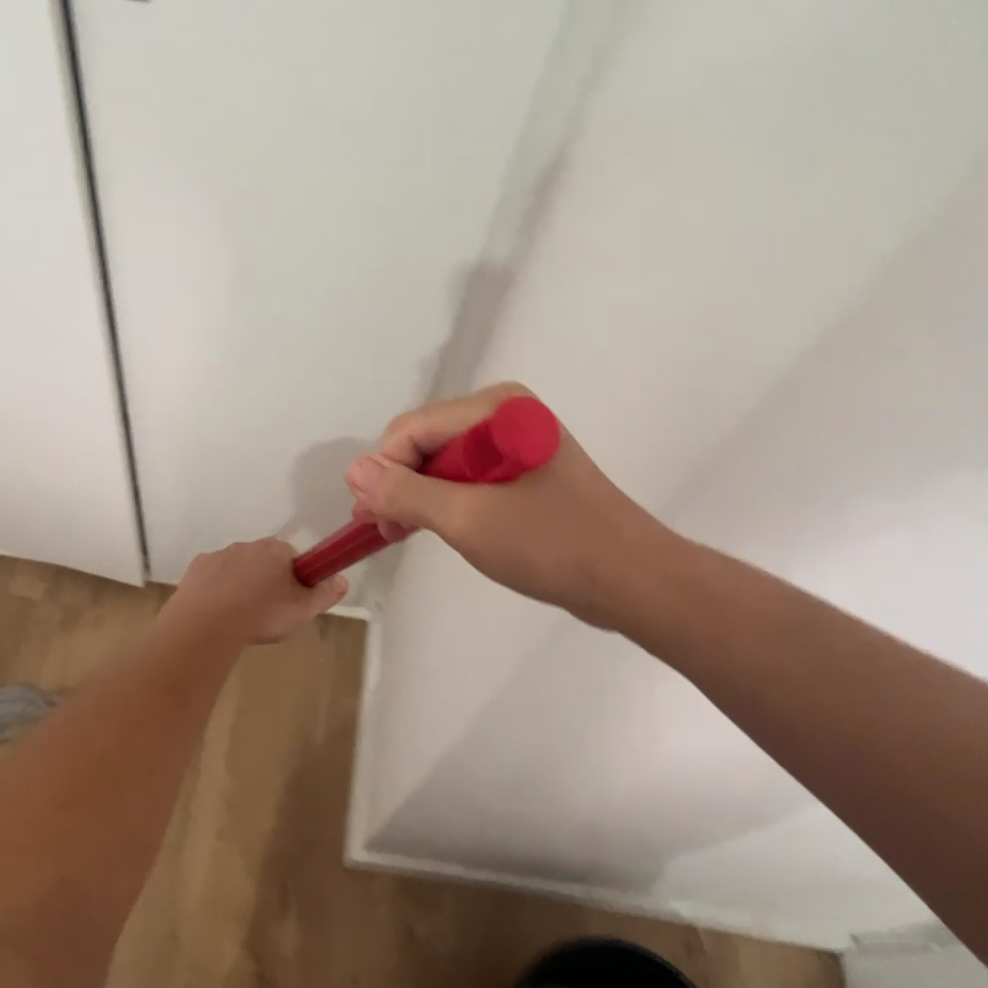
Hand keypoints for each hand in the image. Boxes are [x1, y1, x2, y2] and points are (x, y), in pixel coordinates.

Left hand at [159, 538, 349, 643]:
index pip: (292, 556)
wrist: (208, 623)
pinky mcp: (196, 569)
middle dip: (266, 580)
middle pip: (263, 560)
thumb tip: (342, 580)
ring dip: (240, 585)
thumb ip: (325, 594)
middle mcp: (247, 545)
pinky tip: (218, 613)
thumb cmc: (262, 614)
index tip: (291, 600)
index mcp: (276, 550)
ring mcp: (218, 555)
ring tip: (240, 617)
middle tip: (267, 612)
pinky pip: (212, 578)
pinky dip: (216, 591)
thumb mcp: (304, 610)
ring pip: (236, 568)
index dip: (294, 577)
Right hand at [345, 383, 685, 629]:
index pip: (412, 430)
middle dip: (400, 486)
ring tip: (404, 536)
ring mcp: (519, 443)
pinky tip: (443, 530)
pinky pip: (471, 479)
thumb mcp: (467, 519)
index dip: (383, 473)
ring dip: (421, 499)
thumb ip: (405, 493)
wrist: (633, 580)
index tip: (369, 521)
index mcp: (497, 408)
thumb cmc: (551, 544)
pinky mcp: (528, 472)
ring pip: (446, 464)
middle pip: (427, 443)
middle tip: (385, 534)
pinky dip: (449, 504)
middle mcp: (506, 414)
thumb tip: (354, 470)